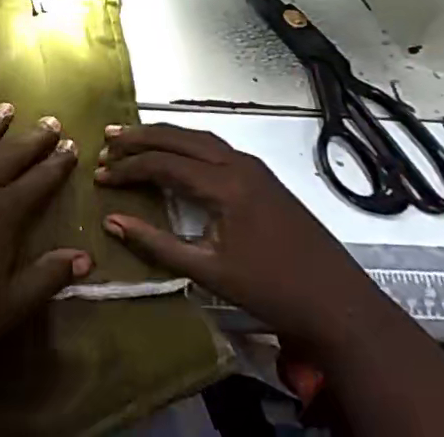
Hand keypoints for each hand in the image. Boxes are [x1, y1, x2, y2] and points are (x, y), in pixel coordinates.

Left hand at [0, 103, 90, 356]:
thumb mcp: (12, 302)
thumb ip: (47, 276)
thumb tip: (86, 257)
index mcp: (3, 213)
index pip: (38, 183)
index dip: (56, 165)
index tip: (71, 144)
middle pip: (9, 158)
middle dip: (32, 141)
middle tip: (50, 121)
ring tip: (4, 106)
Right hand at [95, 123, 390, 347]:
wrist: (343, 308)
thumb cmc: (274, 292)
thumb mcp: (209, 272)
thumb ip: (157, 244)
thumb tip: (111, 221)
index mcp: (226, 185)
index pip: (163, 163)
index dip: (127, 168)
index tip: (100, 176)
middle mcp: (238, 165)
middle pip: (178, 138)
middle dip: (139, 137)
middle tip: (107, 139)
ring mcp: (254, 168)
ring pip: (197, 137)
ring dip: (162, 135)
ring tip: (130, 136)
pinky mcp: (263, 177)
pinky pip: (214, 146)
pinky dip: (184, 143)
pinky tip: (172, 151)